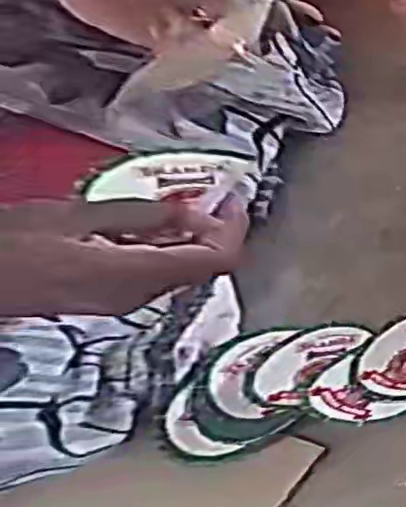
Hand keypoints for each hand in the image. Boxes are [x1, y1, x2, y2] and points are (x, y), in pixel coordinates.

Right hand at [0, 196, 247, 316]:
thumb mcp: (71, 218)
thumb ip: (141, 214)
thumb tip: (188, 212)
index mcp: (136, 274)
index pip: (218, 257)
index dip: (234, 228)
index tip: (233, 204)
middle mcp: (136, 295)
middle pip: (202, 265)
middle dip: (210, 233)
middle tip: (205, 205)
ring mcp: (118, 301)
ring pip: (178, 270)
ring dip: (183, 241)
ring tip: (165, 215)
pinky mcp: (99, 300)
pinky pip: (148, 276)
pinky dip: (156, 252)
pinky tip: (131, 234)